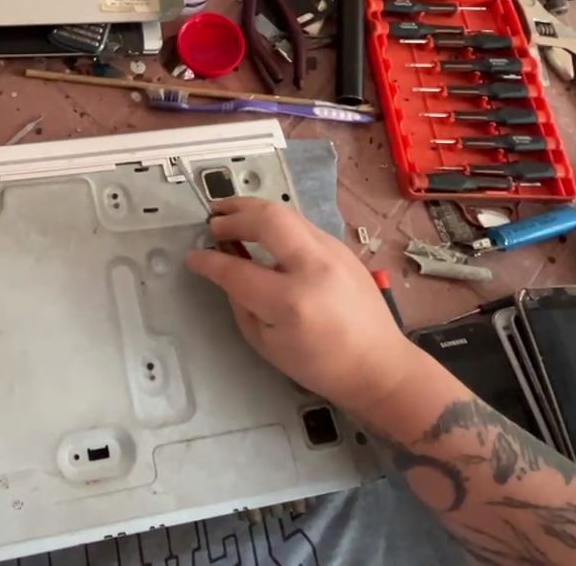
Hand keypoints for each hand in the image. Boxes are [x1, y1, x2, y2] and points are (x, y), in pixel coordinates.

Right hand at [186, 196, 418, 413]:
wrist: (381, 366)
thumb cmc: (321, 365)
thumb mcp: (267, 344)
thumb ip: (241, 303)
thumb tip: (225, 269)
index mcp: (291, 300)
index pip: (237, 270)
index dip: (209, 261)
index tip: (193, 256)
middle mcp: (313, 267)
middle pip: (266, 220)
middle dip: (232, 215)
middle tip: (212, 221)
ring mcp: (332, 251)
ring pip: (284, 213)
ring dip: (251, 209)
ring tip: (229, 213)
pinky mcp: (341, 247)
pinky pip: (298, 224)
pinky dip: (272, 221)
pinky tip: (260, 230)